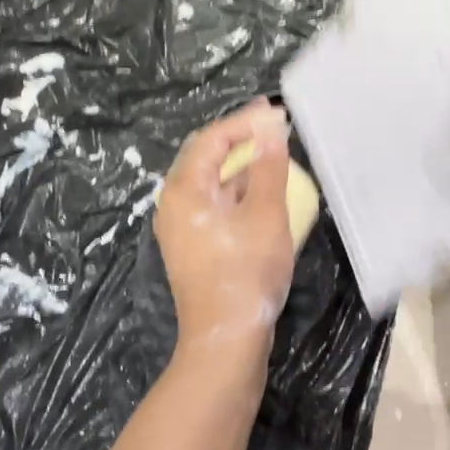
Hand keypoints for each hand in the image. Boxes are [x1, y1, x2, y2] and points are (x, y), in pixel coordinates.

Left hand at [157, 99, 294, 363]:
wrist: (226, 337)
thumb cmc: (247, 272)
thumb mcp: (266, 214)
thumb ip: (268, 167)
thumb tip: (270, 127)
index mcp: (184, 189)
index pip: (212, 139)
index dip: (245, 121)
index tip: (277, 113)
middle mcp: (173, 205)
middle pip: (204, 159)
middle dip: (240, 141)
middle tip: (274, 128)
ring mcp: (179, 229)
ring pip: (209, 185)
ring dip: (240, 169)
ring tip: (274, 159)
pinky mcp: (191, 249)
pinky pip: (211, 208)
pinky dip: (235, 195)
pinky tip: (262, 198)